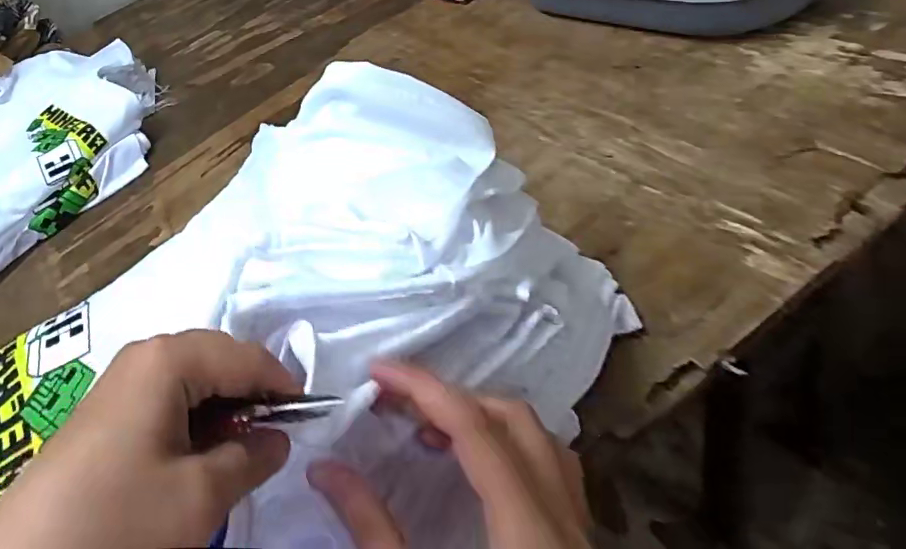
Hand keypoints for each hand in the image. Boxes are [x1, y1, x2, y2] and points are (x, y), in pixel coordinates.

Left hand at [0, 330, 297, 548]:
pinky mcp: (111, 407)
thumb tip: (275, 436)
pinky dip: (195, 416)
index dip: (278, 380)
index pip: (238, 353)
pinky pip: (166, 395)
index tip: (312, 412)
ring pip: (190, 376)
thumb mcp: (198, 495)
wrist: (35, 547)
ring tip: (248, 446)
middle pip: (213, 357)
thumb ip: (247, 458)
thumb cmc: (124, 513)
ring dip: (223, 405)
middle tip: (281, 431)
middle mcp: (143, 354)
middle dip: (250, 388)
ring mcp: (122, 379)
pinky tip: (207, 450)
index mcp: (166, 358)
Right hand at [307, 361, 591, 548]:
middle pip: (514, 422)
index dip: (422, 387)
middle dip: (451, 397)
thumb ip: (372, 529)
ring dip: (484, 420)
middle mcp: (566, 526)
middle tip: (397, 404)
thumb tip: (324, 469)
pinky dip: (509, 450)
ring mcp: (582, 541)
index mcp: (529, 532)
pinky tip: (474, 474)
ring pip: (544, 445)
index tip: (375, 372)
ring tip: (432, 431)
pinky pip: (554, 476)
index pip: (474, 427)